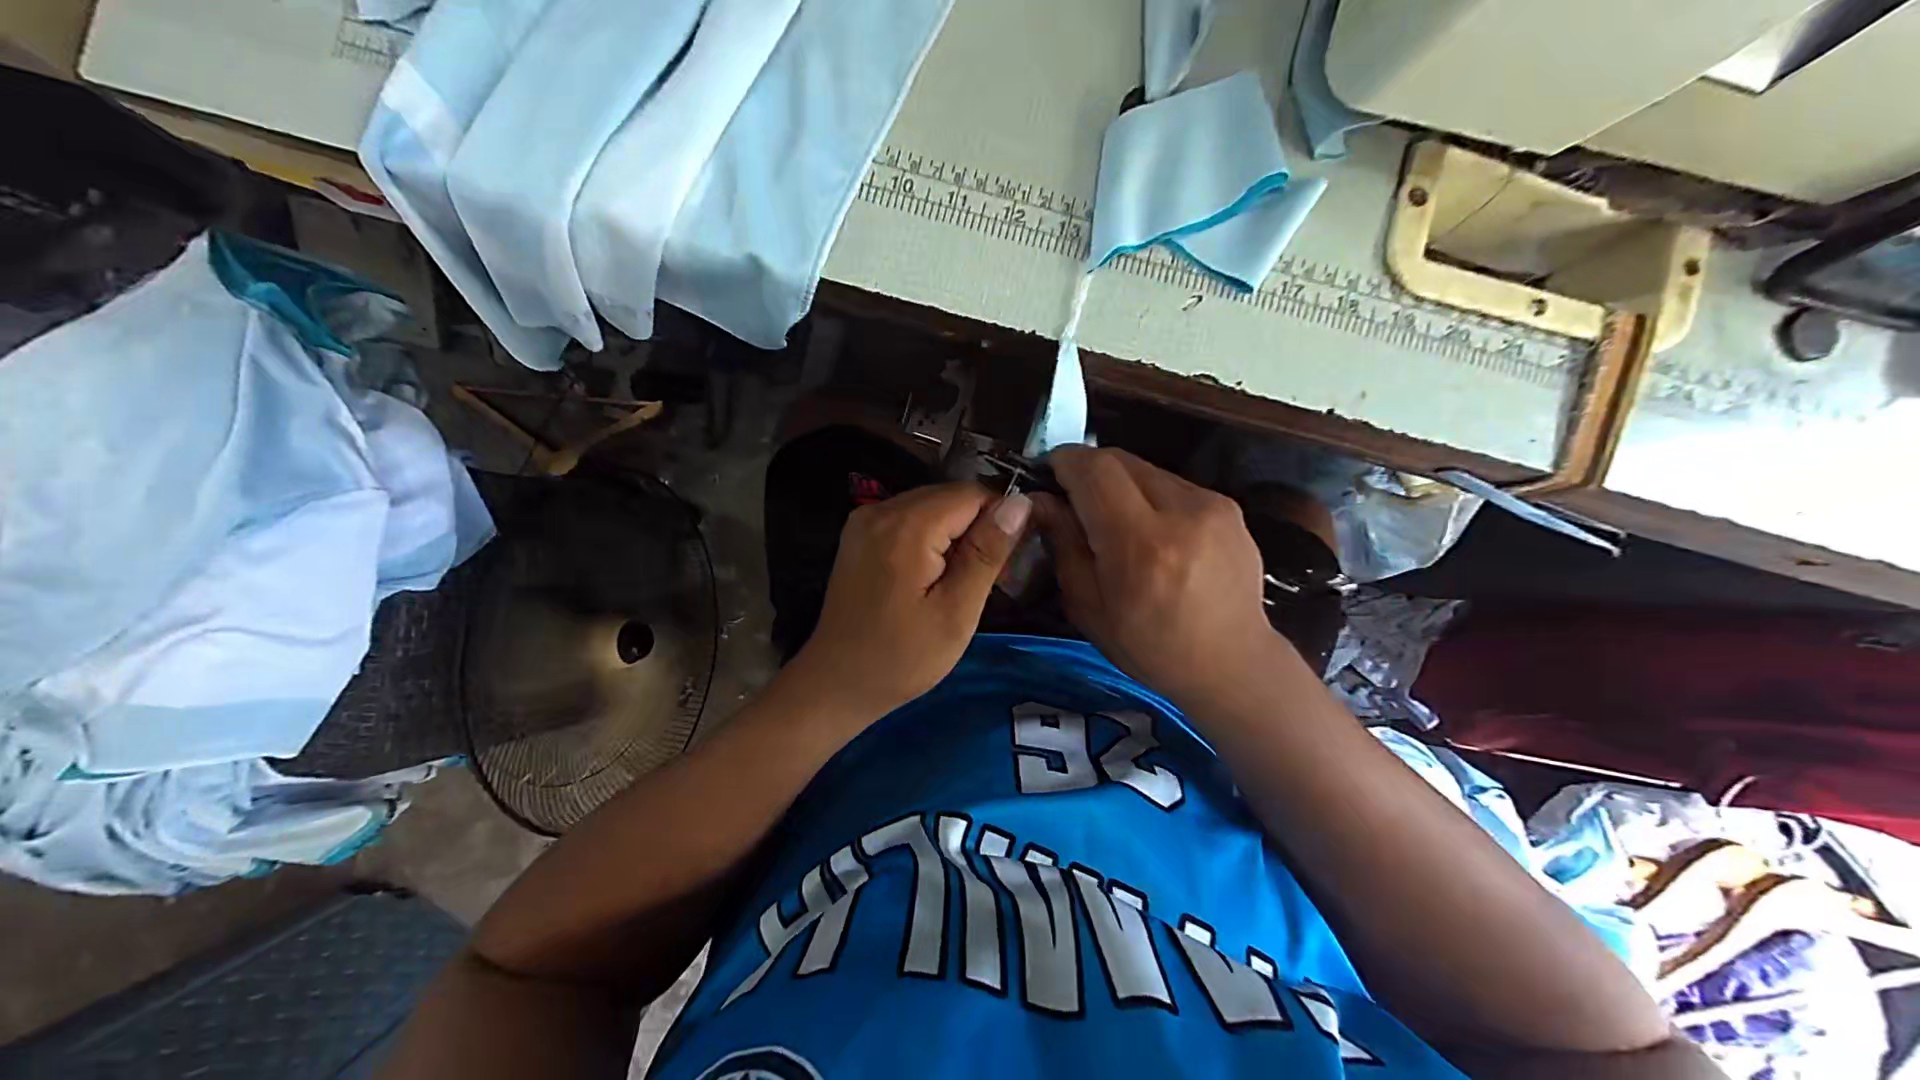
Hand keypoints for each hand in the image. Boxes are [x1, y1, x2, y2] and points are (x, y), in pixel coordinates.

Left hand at [784, 481, 1031, 718]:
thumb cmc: (901, 658)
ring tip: (962, 581)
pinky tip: (934, 575)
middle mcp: (881, 510)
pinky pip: (909, 519)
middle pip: (950, 496)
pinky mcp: (859, 535)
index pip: (972, 493)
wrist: (836, 684)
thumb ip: (987, 553)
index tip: (1009, 561)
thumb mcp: (956, 612)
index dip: (1000, 519)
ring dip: (956, 534)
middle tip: (990, 578)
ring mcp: (864, 520)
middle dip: (978, 527)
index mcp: (906, 527)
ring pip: (931, 506)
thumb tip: (1019, 503)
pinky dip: (930, 538)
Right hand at [1034, 446, 1288, 708]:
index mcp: (1140, 545)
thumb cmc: (1150, 647)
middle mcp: (1182, 513)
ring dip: (1122, 484)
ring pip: (1148, 469)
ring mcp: (1212, 506)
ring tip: (1117, 521)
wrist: (1232, 663)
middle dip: (1090, 471)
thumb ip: (1063, 545)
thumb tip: (1040, 499)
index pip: (1095, 470)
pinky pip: (1174, 485)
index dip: (1065, 462)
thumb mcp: (1088, 606)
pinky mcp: (1230, 508)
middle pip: (1120, 460)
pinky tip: (1155, 533)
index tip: (1050, 473)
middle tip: (1076, 499)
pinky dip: (1152, 498)